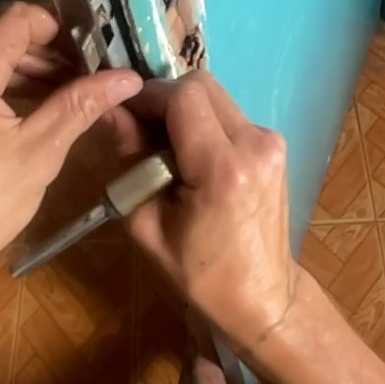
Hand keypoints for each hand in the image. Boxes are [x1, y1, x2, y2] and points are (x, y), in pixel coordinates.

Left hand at [0, 2, 141, 291]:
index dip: (60, 30)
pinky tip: (35, 99)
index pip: (19, 19)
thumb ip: (81, 104)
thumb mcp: (39, 153)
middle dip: (47, 46)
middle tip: (88, 71)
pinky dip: (0, 76)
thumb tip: (128, 78)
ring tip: (69, 87)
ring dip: (25, 61)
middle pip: (0, 27)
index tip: (94, 52)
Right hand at [124, 71, 298, 347]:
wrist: (262, 297)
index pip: (183, 97)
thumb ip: (129, 161)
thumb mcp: (147, 225)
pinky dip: (203, 122)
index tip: (124, 112)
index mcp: (223, 169)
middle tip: (140, 127)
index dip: (148, 96)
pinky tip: (189, 155)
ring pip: (216, 97)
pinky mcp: (274, 145)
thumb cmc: (199, 273)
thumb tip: (110, 111)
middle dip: (165, 97)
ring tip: (162, 145)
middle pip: (202, 86)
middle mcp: (255, 145)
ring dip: (184, 110)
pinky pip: (228, 115)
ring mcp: (271, 142)